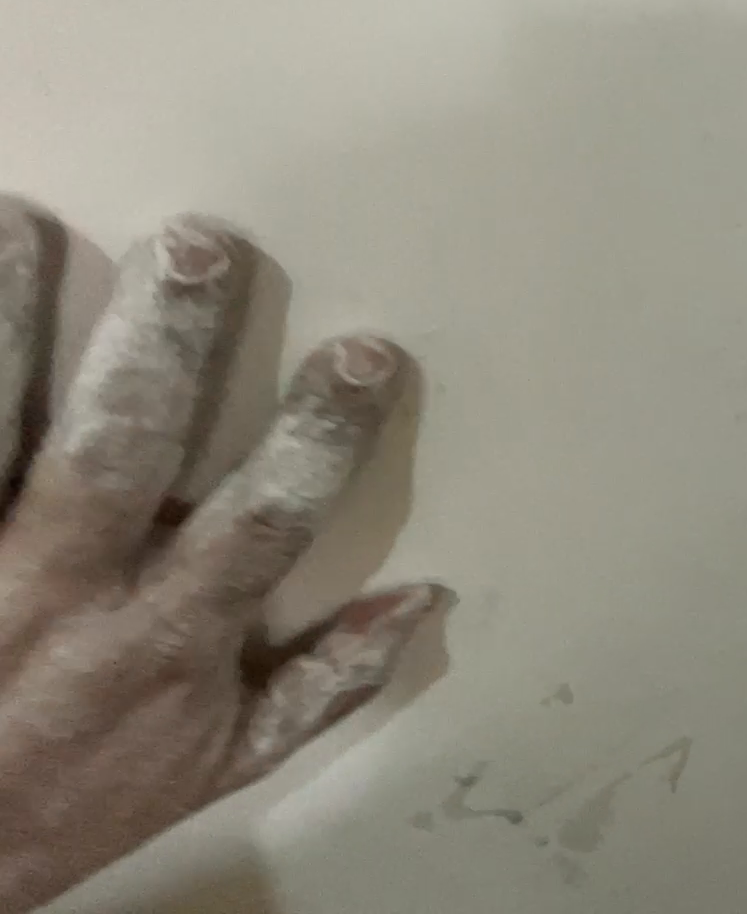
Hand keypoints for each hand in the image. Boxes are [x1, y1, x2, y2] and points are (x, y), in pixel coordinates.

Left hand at [0, 210, 447, 911]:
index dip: (321, 435)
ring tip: (27, 223)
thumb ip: (328, 684)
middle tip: (200, 246)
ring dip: (8, 324)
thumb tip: (424, 597)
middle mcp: (57, 590)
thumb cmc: (65, 803)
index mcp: (164, 636)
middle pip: (117, 450)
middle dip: (166, 346)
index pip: (265, 518)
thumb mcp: (225, 762)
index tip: (363, 356)